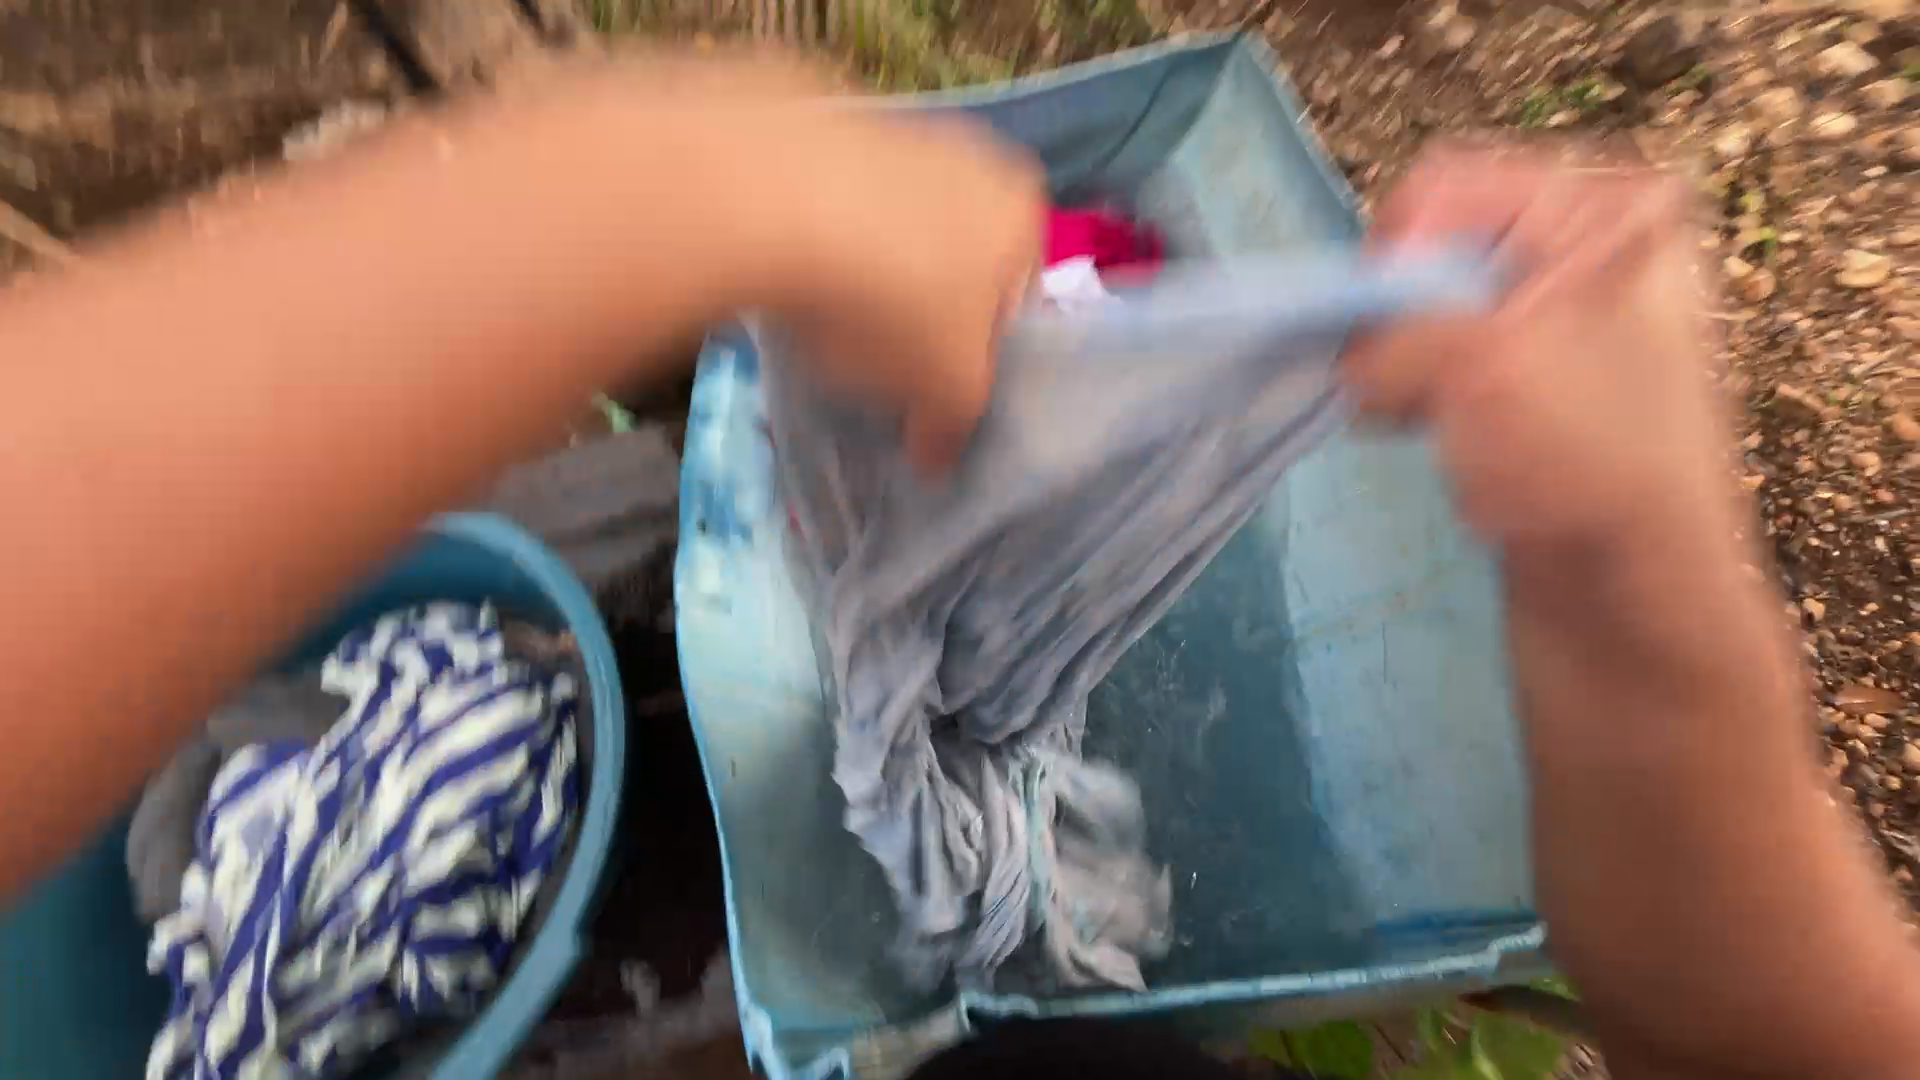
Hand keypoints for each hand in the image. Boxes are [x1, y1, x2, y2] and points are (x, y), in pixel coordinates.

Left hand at [757, 107, 1044, 469]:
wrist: (775, 203)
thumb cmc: (898, 301)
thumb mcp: (947, 389)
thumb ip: (953, 426)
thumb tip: (936, 456)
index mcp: (1022, 214)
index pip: (1015, 308)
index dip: (977, 362)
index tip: (936, 392)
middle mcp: (973, 160)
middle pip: (957, 270)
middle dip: (925, 322)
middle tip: (886, 366)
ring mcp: (899, 135)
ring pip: (898, 242)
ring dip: (874, 288)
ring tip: (833, 328)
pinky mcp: (827, 130)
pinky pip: (841, 215)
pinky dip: (829, 251)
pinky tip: (799, 285)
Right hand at [1344, 148, 1728, 553]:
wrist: (1618, 568)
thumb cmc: (1578, 454)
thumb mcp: (1480, 364)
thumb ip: (1392, 334)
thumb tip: (1345, 355)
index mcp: (1602, 212)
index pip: (1443, 187)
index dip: (1394, 256)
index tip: (1387, 329)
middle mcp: (1574, 246)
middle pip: (1425, 249)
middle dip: (1391, 316)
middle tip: (1400, 378)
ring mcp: (1540, 308)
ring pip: (1412, 308)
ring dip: (1391, 360)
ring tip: (1410, 409)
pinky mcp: (1509, 364)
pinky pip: (1420, 349)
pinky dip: (1401, 384)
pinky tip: (1415, 420)